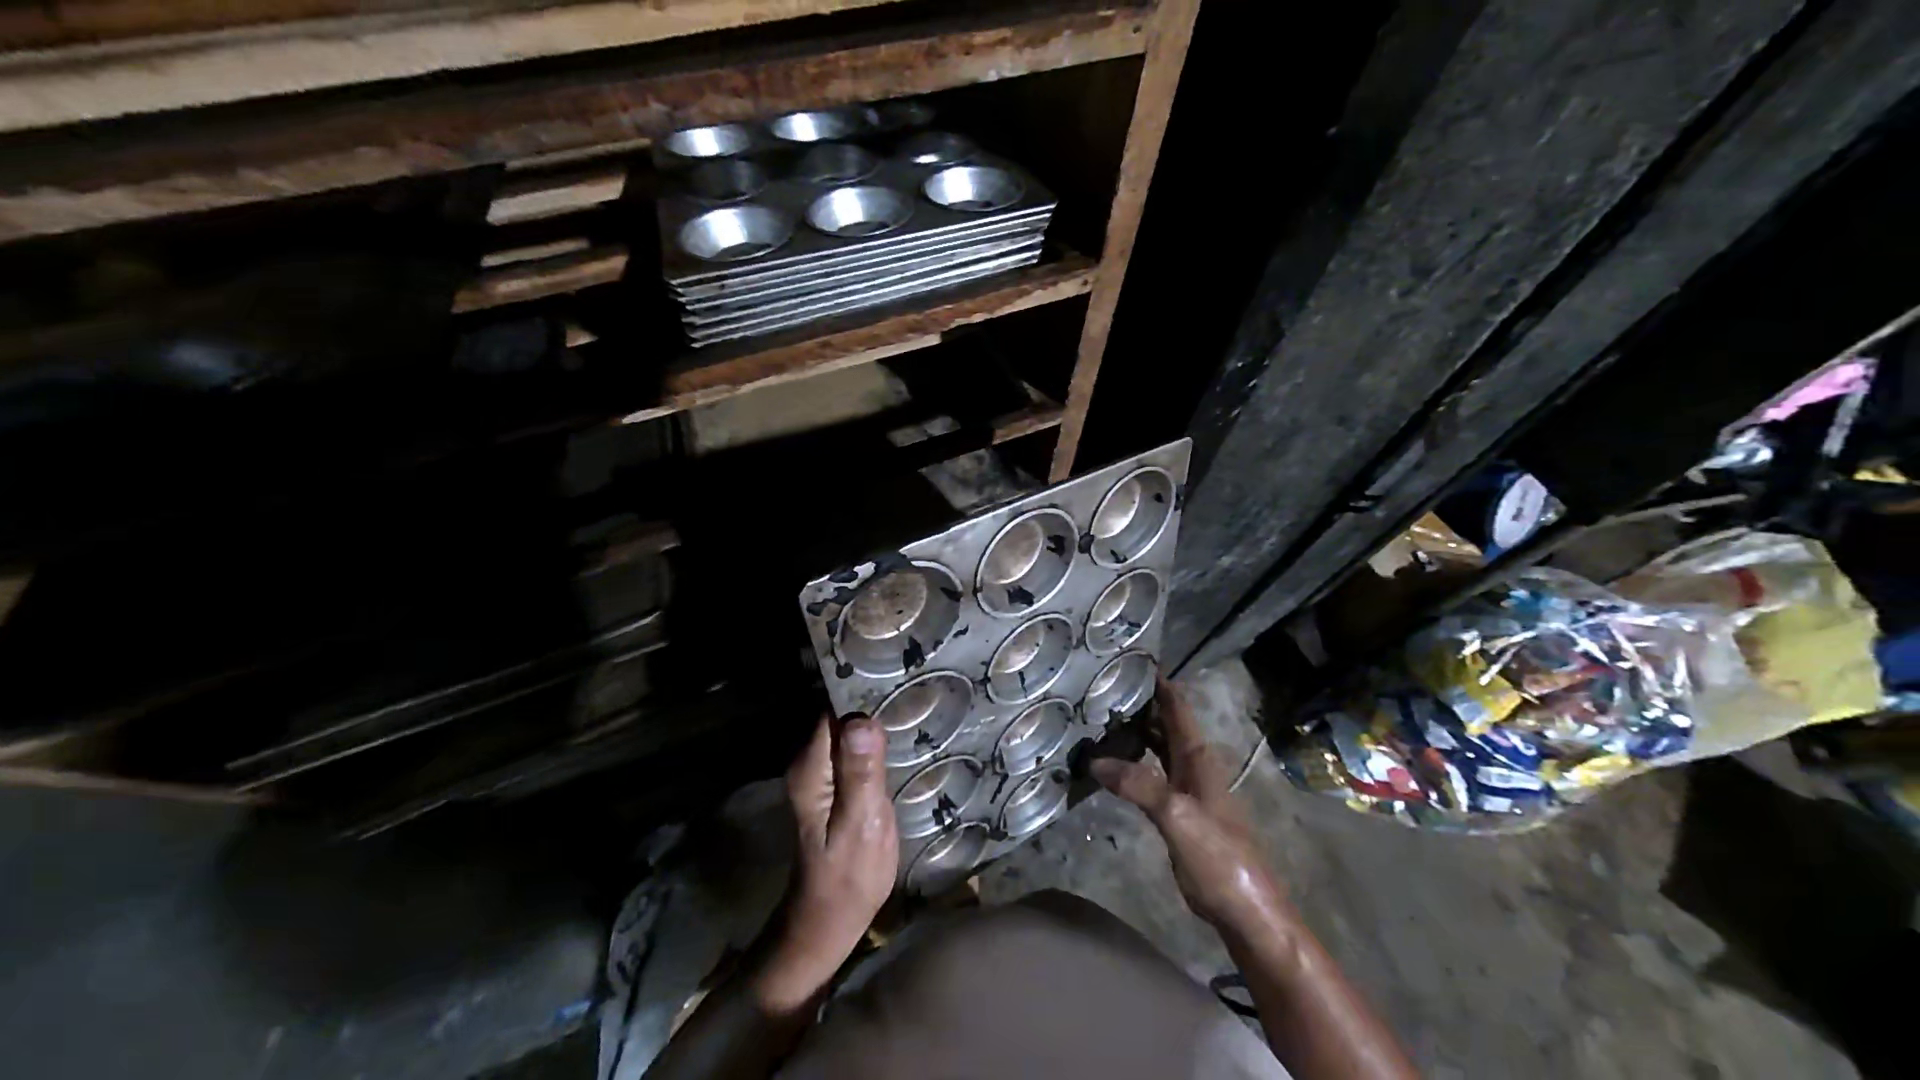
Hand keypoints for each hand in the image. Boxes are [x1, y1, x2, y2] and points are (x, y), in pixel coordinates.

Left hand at [754, 712, 897, 1012]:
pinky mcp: (837, 783)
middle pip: (841, 715)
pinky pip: (856, 748)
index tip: (897, 672)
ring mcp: (823, 773)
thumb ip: (860, 774)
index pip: (833, 711)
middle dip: (874, 698)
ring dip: (878, 717)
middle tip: (917, 682)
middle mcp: (811, 762)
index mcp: (811, 768)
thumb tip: (863, 722)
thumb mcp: (860, 826)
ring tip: (917, 698)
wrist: (831, 918)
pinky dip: (877, 739)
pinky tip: (905, 732)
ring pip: (850, 730)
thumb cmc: (848, 876)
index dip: (862, 691)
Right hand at [1092, 675, 1286, 932]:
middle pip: (1165, 725)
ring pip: (1158, 749)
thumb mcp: (1177, 817)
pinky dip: (1133, 763)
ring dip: (1135, 732)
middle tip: (1101, 686)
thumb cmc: (1219, 859)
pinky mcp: (1179, 814)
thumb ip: (1139, 785)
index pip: (1177, 709)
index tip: (1134, 659)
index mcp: (1199, 760)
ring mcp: (1187, 791)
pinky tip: (1111, 764)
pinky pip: (1152, 775)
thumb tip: (1096, 759)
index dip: (1159, 684)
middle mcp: (1193, 768)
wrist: (1246, 910)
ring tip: (1099, 717)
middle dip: (1140, 704)